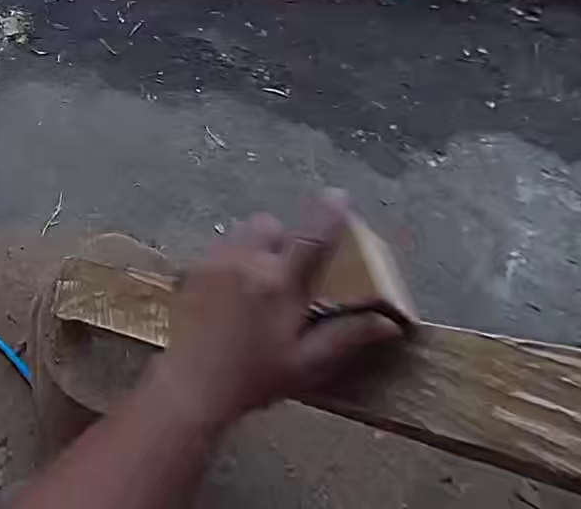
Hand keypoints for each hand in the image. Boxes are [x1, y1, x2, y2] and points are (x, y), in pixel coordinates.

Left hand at [146, 194, 401, 426]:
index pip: (311, 237)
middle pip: (271, 225)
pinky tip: (233, 288)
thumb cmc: (254, 377)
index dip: (328, 213)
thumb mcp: (306, 364)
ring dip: (259, 244)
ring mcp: (218, 259)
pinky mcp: (196, 265)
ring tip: (260, 279)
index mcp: (279, 283)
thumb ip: (346, 336)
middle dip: (284, 239)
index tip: (339, 195)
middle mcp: (248, 260)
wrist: (192, 385)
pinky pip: (223, 244)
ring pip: (245, 230)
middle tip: (288, 273)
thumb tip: (388, 322)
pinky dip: (235, 255)